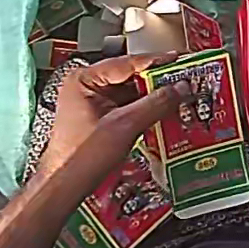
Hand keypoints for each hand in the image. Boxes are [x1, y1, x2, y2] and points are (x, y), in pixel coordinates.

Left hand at [39, 53, 181, 183]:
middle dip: (156, 82)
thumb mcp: (124, 126)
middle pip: (129, 77)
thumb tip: (180, 88)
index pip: (126, 63)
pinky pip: (126, 108)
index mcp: (84, 80)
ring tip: (178, 97)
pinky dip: (144, 111)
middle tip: (183, 81)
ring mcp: (91, 104)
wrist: (65, 186)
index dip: (156, 62)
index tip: (179, 60)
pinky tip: (163, 113)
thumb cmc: (81, 157)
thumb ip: (155, 104)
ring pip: (129, 94)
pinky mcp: (97, 120)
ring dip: (152, 98)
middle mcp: (85, 87)